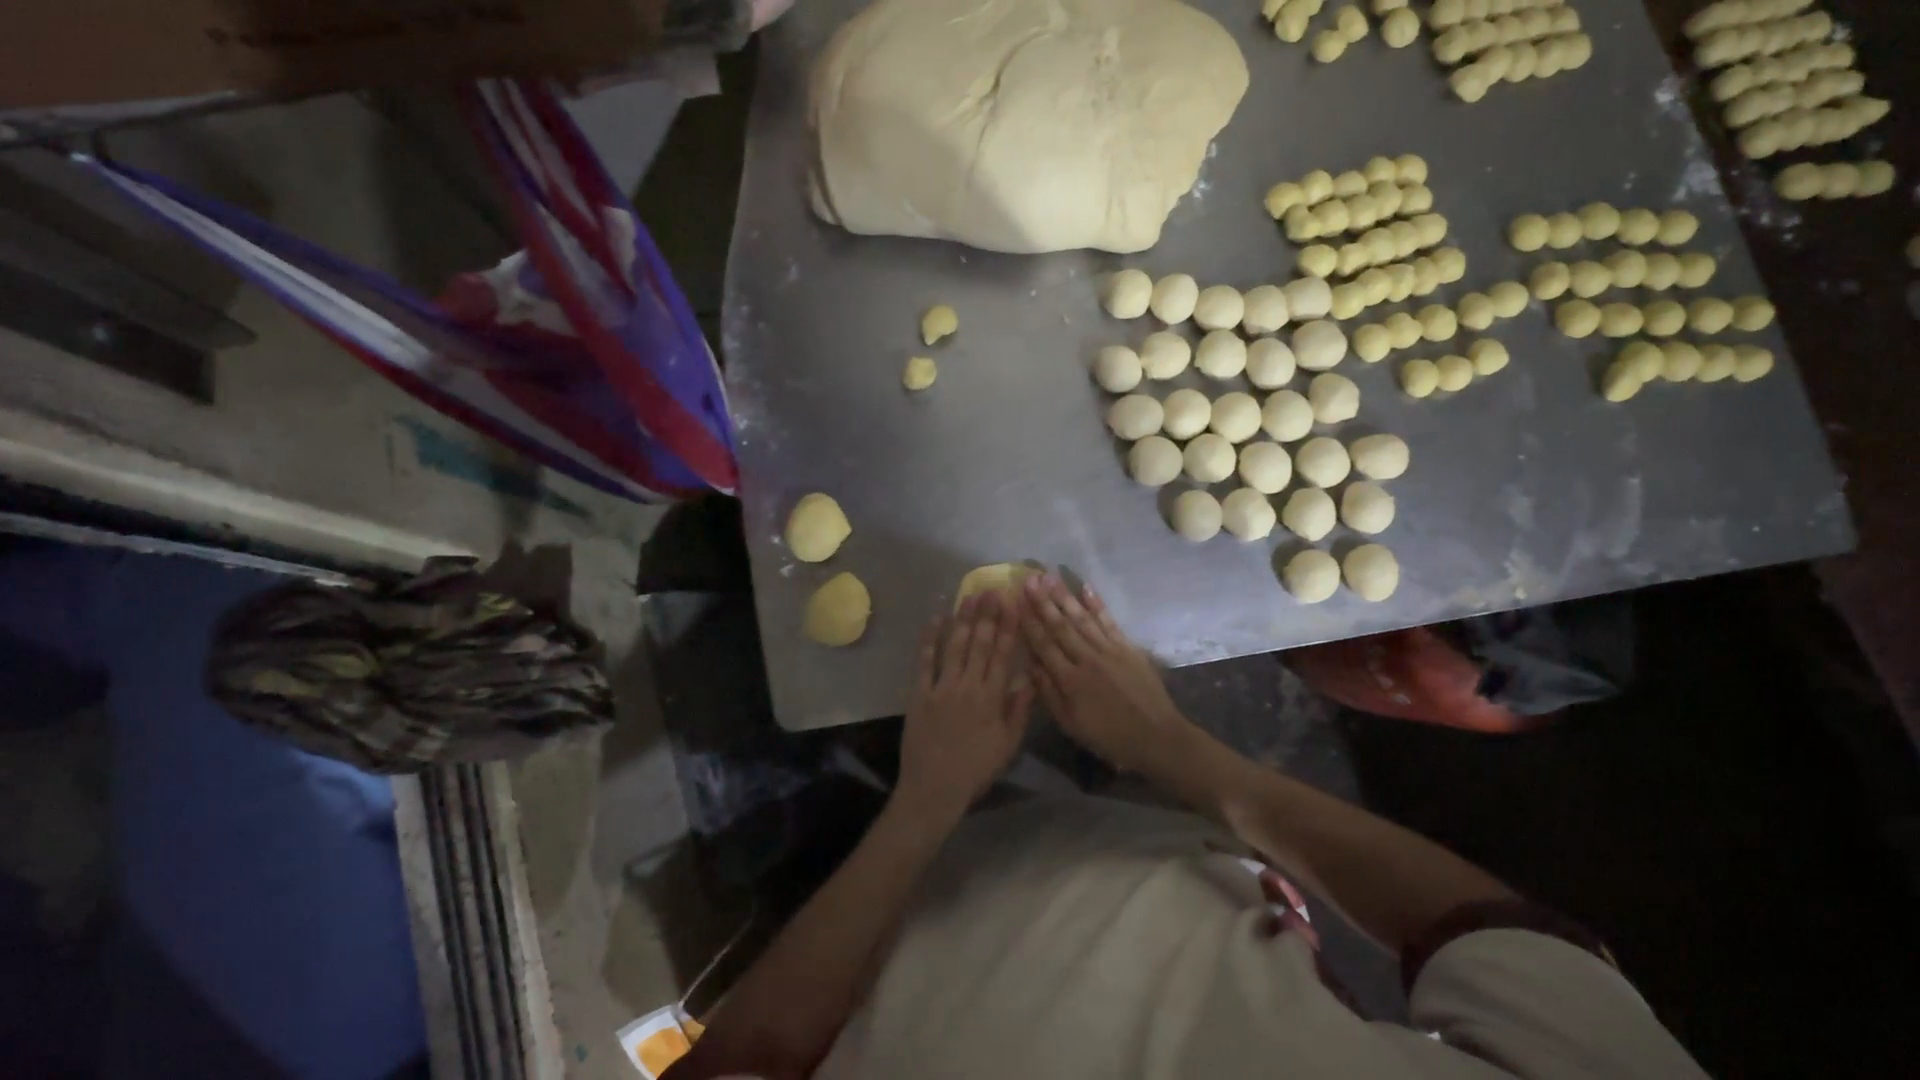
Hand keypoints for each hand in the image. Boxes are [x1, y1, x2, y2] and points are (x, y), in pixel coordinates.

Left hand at [894, 592, 1033, 820]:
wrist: (934, 788)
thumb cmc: (976, 770)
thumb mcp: (1008, 745)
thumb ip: (1019, 711)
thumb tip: (1030, 679)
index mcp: (992, 698)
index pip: (1004, 654)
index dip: (1009, 626)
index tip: (1013, 603)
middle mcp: (968, 686)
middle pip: (980, 643)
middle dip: (988, 614)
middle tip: (992, 589)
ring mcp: (941, 688)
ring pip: (955, 646)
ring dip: (963, 619)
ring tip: (969, 596)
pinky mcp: (919, 694)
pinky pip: (925, 661)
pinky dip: (930, 639)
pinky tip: (935, 619)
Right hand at [1018, 574, 1197, 774]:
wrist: (1155, 737)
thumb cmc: (1108, 736)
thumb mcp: (1070, 724)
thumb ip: (1049, 693)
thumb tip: (1030, 664)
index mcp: (1069, 680)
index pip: (1043, 645)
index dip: (1028, 622)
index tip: (1014, 601)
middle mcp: (1087, 659)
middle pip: (1060, 626)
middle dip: (1042, 602)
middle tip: (1028, 579)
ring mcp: (1109, 650)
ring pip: (1082, 618)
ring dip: (1065, 597)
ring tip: (1050, 577)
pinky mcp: (1128, 648)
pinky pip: (1109, 622)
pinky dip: (1097, 604)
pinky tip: (1086, 587)